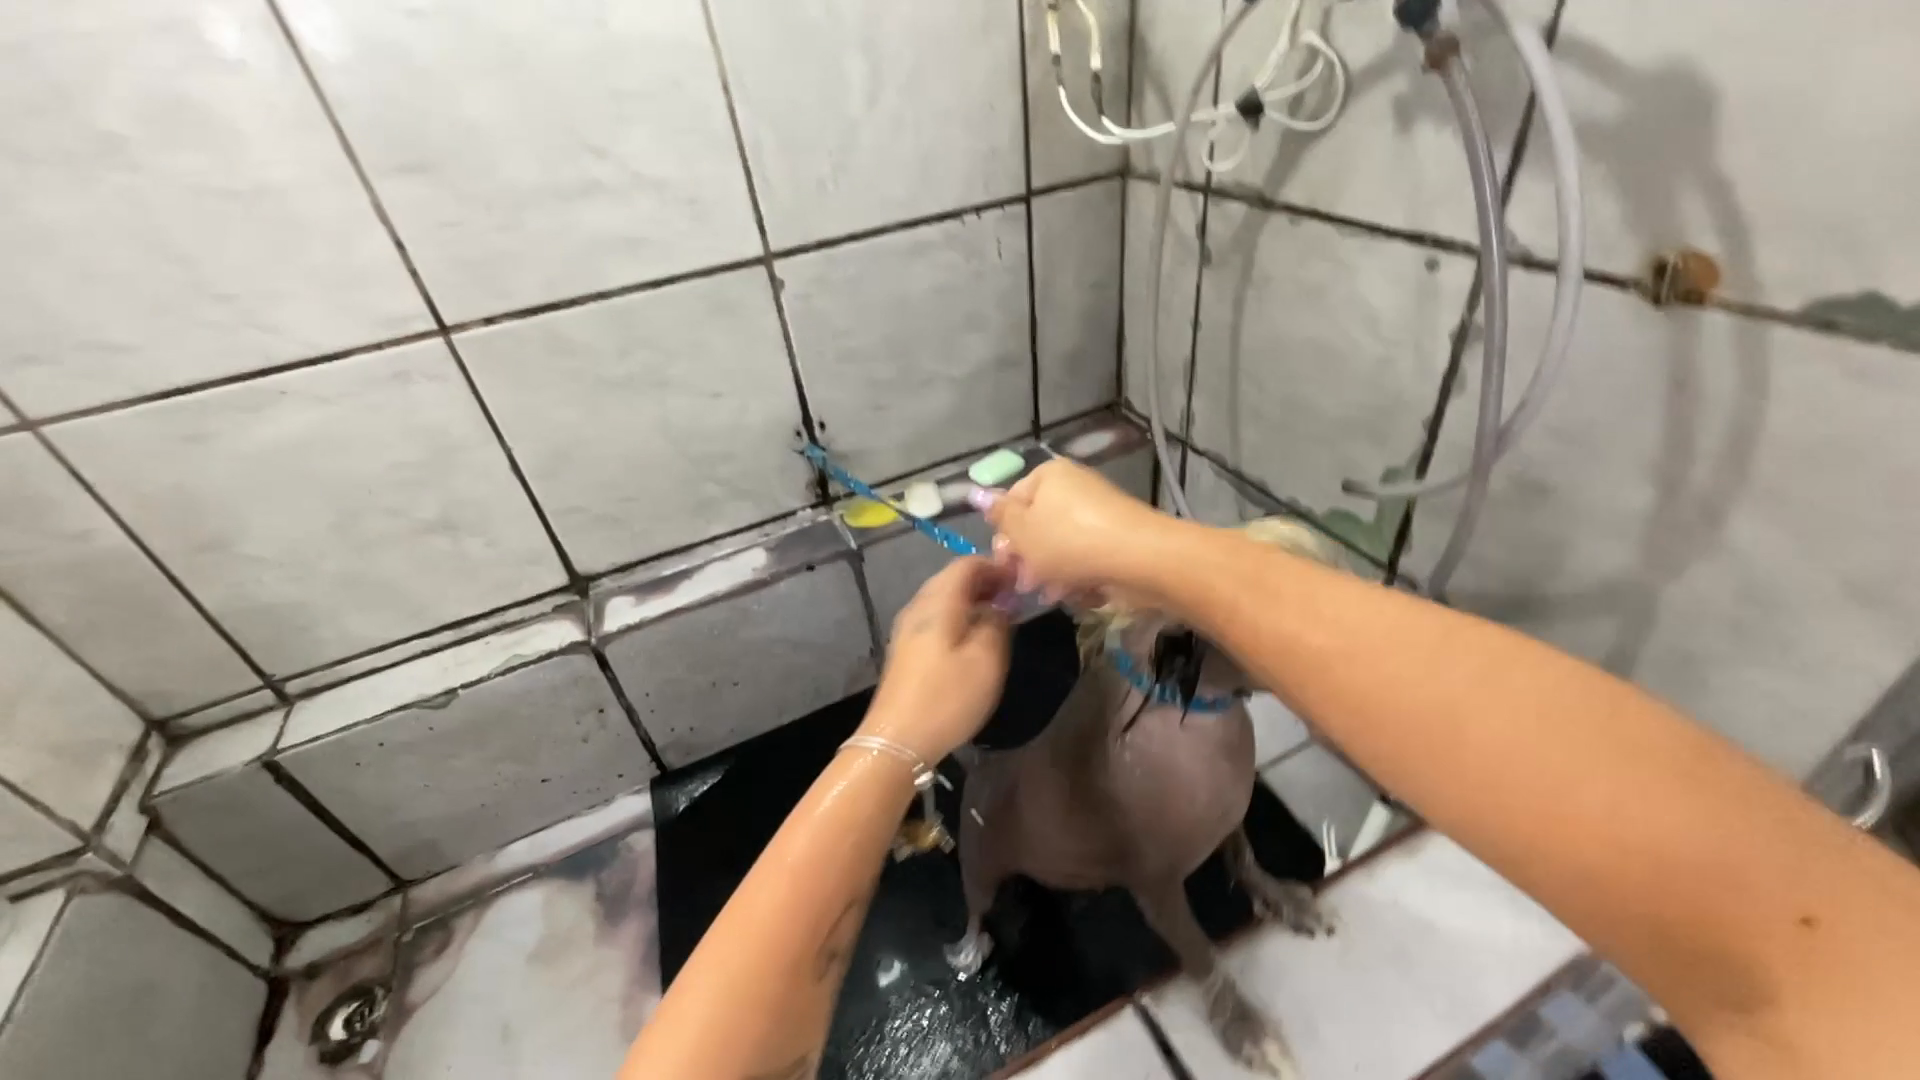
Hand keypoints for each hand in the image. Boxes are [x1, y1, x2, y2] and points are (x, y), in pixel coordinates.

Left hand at [859, 558, 1013, 763]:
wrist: (896, 739)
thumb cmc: (947, 697)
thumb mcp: (987, 659)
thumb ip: (997, 623)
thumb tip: (999, 606)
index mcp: (938, 601)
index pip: (967, 563)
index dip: (997, 566)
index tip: (1022, 579)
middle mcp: (918, 606)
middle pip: (953, 579)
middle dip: (986, 582)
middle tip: (1015, 598)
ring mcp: (907, 629)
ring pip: (944, 600)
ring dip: (973, 602)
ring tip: (1002, 618)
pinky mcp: (906, 650)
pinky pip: (936, 619)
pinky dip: (960, 619)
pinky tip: (976, 640)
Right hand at [969, 459, 1177, 607]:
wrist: (1140, 558)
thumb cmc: (1069, 541)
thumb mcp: (1022, 530)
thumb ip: (999, 515)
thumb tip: (979, 494)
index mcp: (1049, 476)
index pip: (1012, 501)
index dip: (1004, 534)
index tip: (1003, 563)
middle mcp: (1074, 487)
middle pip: (1037, 526)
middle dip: (1028, 559)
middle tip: (1025, 584)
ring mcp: (1098, 513)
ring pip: (1061, 546)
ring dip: (1052, 573)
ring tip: (1053, 594)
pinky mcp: (1117, 538)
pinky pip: (1087, 556)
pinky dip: (1079, 575)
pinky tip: (1079, 594)